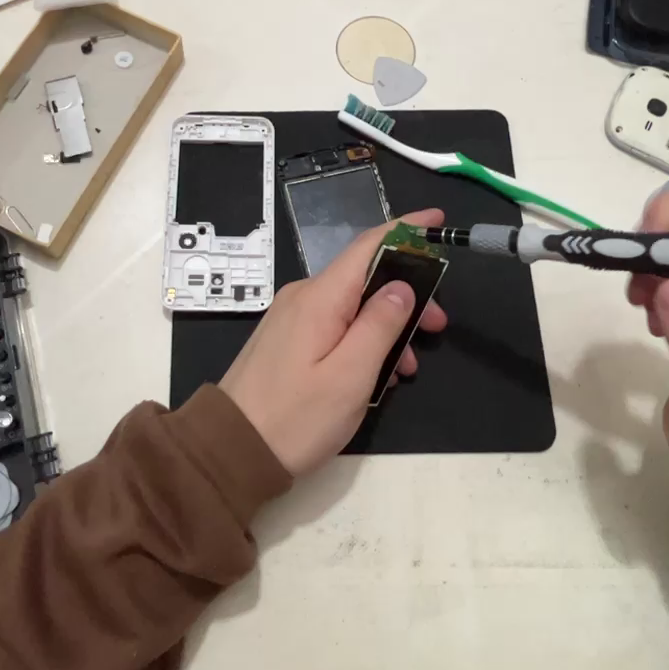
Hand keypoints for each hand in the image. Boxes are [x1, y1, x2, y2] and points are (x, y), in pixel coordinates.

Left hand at [220, 210, 448, 475]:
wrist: (230, 449)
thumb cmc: (295, 418)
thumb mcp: (350, 376)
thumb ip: (379, 325)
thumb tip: (402, 286)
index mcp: (319, 298)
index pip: (368, 246)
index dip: (406, 229)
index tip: (437, 220)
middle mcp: (303, 296)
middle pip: (364, 277)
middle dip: (406, 294)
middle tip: (438, 325)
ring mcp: (292, 317)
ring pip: (352, 304)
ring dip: (386, 326)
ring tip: (407, 368)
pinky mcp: (288, 338)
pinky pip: (336, 324)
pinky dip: (363, 340)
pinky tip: (377, 374)